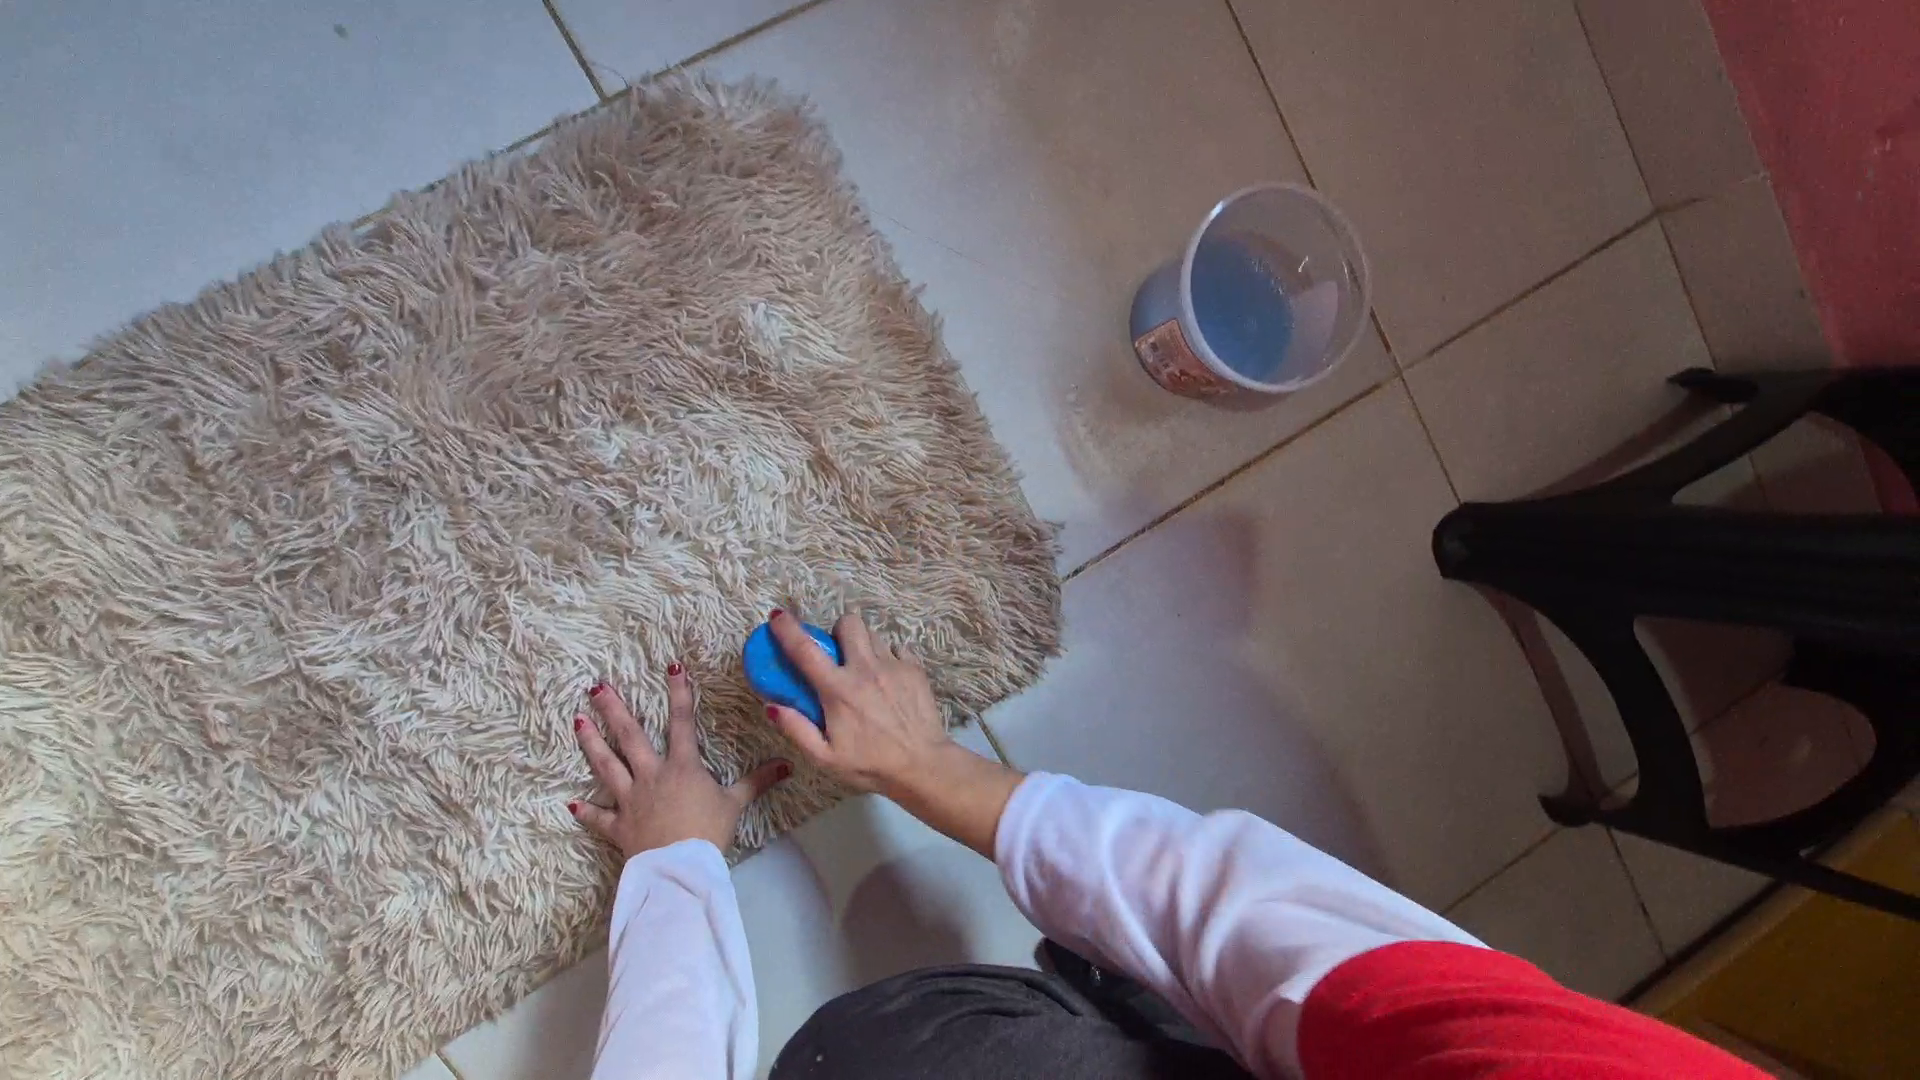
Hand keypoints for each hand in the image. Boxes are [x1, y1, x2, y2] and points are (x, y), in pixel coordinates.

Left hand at [570, 664, 790, 858]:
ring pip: (607, 766)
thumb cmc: (708, 831)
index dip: (679, 692)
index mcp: (682, 765)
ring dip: (591, 744)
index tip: (672, 667)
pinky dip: (586, 811)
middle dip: (613, 710)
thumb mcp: (736, 803)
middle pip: (630, 737)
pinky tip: (572, 803)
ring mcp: (631, 799)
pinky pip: (599, 817)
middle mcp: (652, 775)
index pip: (682, 721)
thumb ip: (757, 781)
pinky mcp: (618, 826)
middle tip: (596, 687)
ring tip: (577, 722)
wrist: (678, 868)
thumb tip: (787, 763)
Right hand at [765, 610, 1022, 856]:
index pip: (805, 650)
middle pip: (848, 623)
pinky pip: (898, 648)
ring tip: (864, 670)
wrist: (922, 765)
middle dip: (838, 631)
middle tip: (837, 654)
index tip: (777, 617)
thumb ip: (797, 729)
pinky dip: (889, 657)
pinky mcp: (915, 669)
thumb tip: (772, 705)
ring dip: (863, 646)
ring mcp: (893, 665)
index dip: (787, 629)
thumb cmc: (870, 764)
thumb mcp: (825, 758)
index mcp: (838, 690)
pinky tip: (888, 678)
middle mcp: (865, 669)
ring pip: (873, 635)